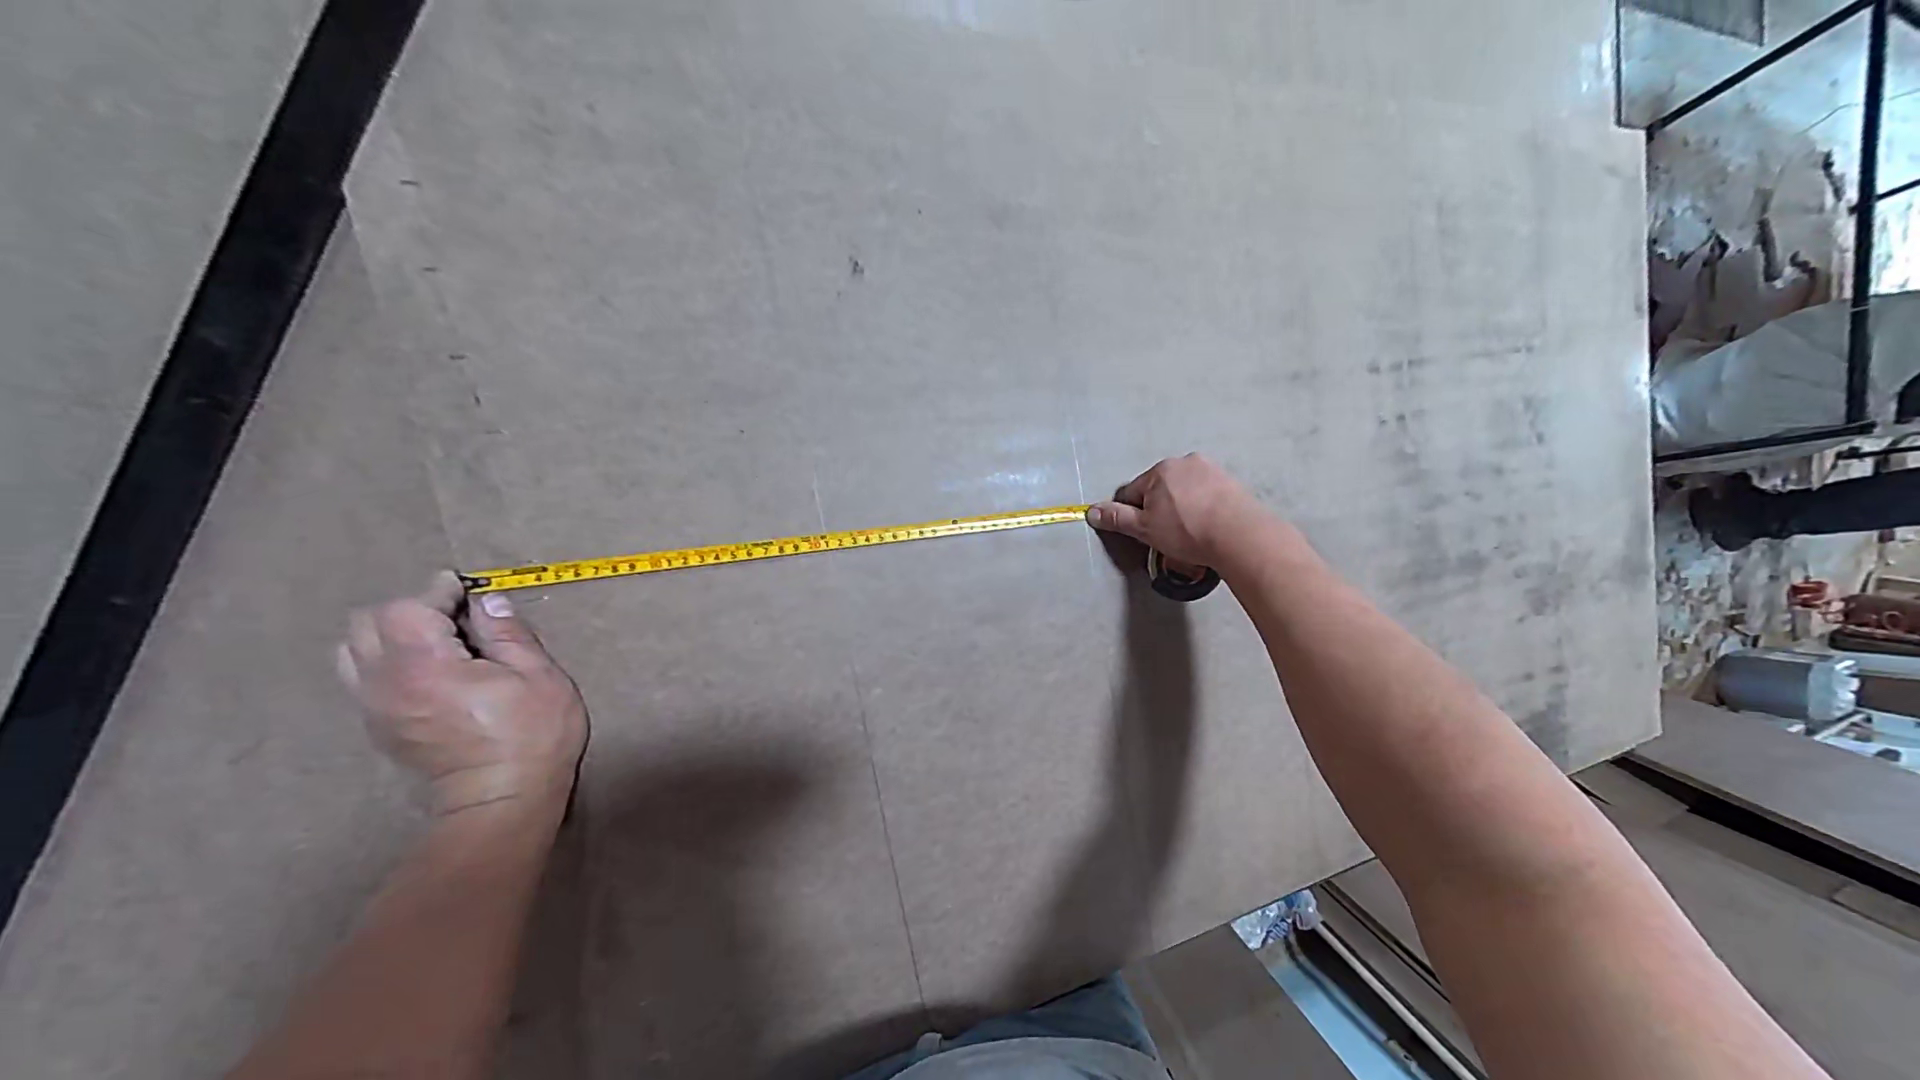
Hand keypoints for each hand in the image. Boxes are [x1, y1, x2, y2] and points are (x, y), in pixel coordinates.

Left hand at [337, 572, 587, 818]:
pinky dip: (387, 658)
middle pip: (368, 623)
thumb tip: (488, 602)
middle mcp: (386, 683)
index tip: (466, 589)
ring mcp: (376, 707)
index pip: (409, 608)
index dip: (438, 591)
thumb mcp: (539, 675)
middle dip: (410, 608)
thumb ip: (508, 633)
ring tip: (435, 640)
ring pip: (353, 649)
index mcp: (427, 667)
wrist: (504, 799)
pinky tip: (429, 668)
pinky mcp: (378, 725)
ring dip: (391, 633)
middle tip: (453, 616)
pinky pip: (363, 675)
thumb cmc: (533, 734)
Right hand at [1086, 453, 1274, 568]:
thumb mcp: (1145, 529)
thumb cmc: (1190, 531)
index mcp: (1160, 471)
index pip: (1132, 492)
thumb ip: (1117, 518)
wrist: (1239, 536)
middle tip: (1169, 535)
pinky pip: (1207, 495)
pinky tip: (1208, 527)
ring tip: (1192, 533)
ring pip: (1185, 491)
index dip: (1134, 516)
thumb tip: (1093, 511)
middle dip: (1160, 510)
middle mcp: (1185, 463)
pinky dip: (1204, 508)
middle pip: (1160, 489)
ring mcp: (1211, 470)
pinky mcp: (1231, 482)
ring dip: (1183, 508)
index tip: (1145, 532)